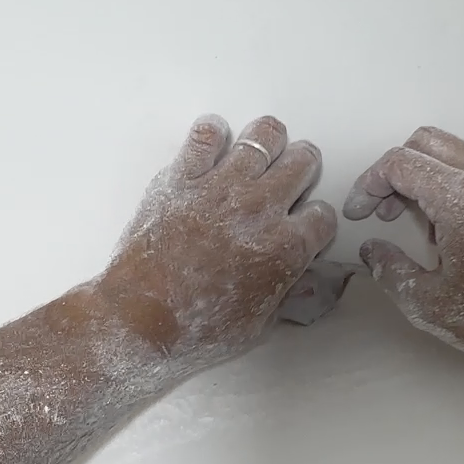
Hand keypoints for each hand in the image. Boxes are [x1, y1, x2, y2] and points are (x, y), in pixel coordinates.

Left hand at [97, 115, 338, 369]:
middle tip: (287, 180)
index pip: (323, 215)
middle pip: (303, 162)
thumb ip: (285, 297)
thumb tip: (300, 283)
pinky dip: (213, 135)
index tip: (302, 225)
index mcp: (285, 248)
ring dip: (267, 143)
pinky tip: (212, 150)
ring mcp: (222, 187)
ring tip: (257, 156)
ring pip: (264, 136)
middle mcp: (260, 208)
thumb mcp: (257, 327)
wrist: (140, 318)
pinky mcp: (184, 177)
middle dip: (301, 169)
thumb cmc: (196, 330)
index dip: (315, 220)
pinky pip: (207, 134)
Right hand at [343, 127, 463, 368]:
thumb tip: (372, 249)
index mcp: (460, 198)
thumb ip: (391, 271)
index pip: (399, 162)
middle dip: (396, 172)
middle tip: (387, 212)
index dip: (369, 184)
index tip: (362, 215)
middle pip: (428, 142)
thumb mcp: (431, 306)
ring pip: (462, 155)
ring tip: (429, 228)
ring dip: (431, 180)